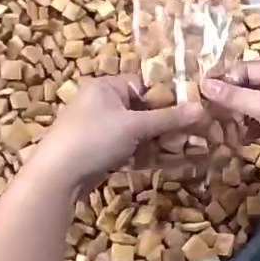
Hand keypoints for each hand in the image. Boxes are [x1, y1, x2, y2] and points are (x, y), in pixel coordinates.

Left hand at [26, 76, 204, 191]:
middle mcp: (99, 101)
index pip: (143, 84)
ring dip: (153, 139)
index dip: (166, 97)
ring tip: (176, 149)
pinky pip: (124, 144)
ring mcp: (95, 126)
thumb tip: (202, 108)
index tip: (188, 111)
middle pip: (140, 107)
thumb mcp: (135, 126)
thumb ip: (168, 118)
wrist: (57, 176)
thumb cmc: (95, 139)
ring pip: (133, 128)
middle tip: (186, 134)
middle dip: (162, 122)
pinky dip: (139, 151)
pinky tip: (156, 160)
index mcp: (105, 86)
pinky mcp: (95, 148)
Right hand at [201, 61, 259, 182]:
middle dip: (228, 97)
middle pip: (249, 87)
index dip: (225, 77)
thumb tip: (204, 83)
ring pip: (252, 107)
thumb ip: (235, 96)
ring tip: (210, 123)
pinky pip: (258, 124)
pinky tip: (228, 136)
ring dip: (235, 115)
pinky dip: (245, 129)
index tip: (200, 90)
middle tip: (202, 109)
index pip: (247, 68)